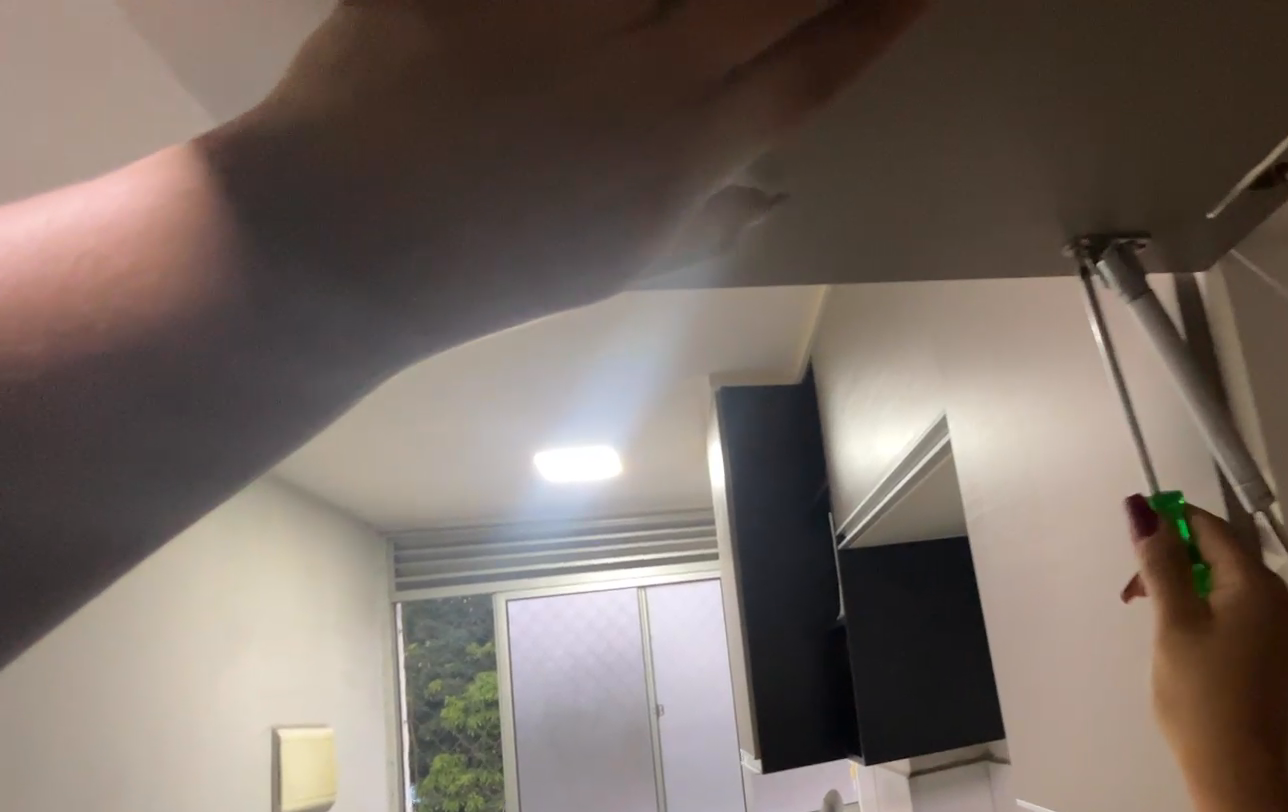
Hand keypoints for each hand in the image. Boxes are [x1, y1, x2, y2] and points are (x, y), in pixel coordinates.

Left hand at [197, 0, 926, 354]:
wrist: (365, 241)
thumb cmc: (512, 261)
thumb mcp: (630, 259)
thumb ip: (711, 220)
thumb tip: (775, 193)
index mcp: (691, 155)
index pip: (809, 79)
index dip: (873, 27)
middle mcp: (651, 76)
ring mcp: (565, 16)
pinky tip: (638, 1)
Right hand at [1122, 496, 1287, 774]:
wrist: (1238, 774)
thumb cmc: (1200, 695)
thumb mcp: (1173, 622)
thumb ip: (1159, 563)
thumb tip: (1141, 508)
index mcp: (1256, 583)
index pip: (1210, 528)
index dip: (1168, 524)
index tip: (1130, 545)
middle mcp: (1275, 597)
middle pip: (1218, 554)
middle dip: (1171, 560)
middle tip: (1132, 595)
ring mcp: (1276, 628)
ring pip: (1222, 584)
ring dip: (1181, 587)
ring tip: (1149, 617)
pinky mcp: (1268, 653)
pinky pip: (1232, 611)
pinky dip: (1200, 611)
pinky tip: (1178, 638)